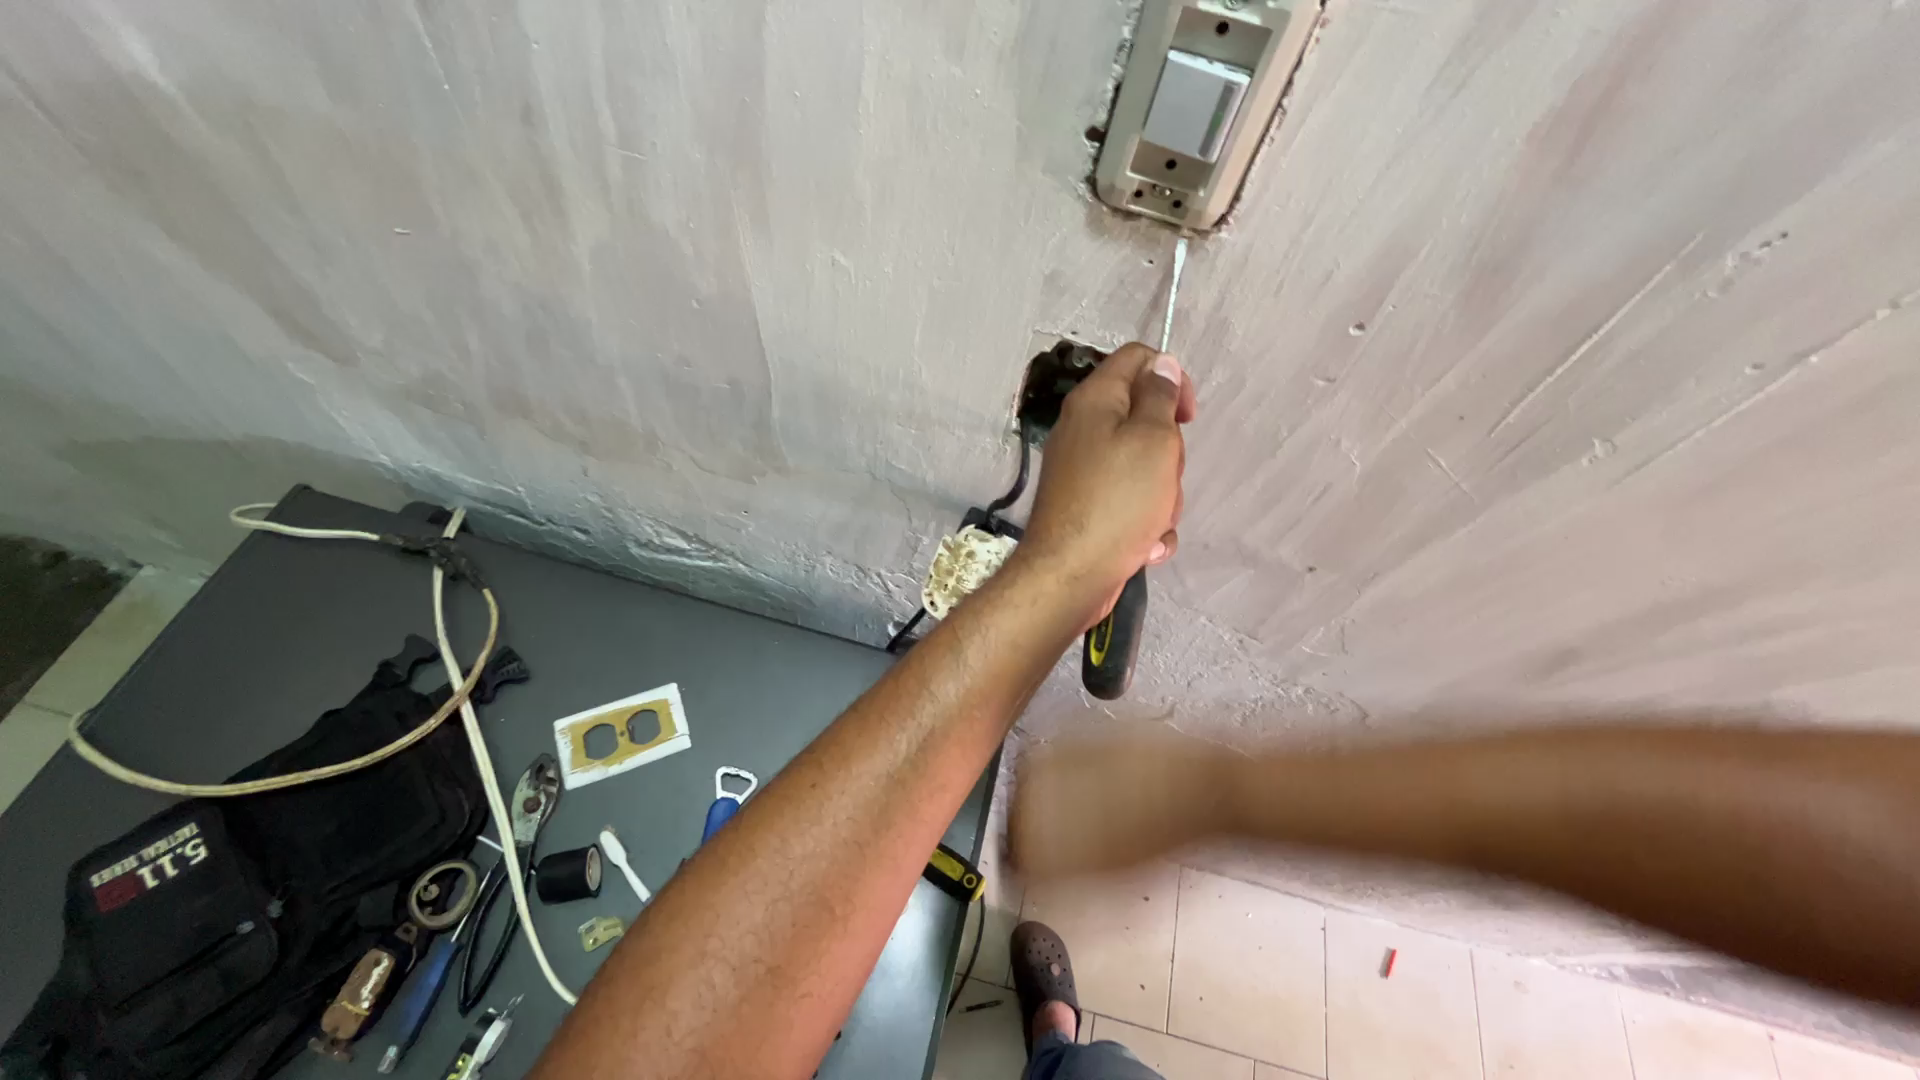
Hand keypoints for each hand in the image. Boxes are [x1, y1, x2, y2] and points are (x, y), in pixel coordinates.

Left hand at [1016, 343, 1196, 629]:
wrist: (1071, 576)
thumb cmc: (1117, 502)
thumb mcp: (1152, 440)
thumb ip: (1160, 398)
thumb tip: (1162, 364)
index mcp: (1094, 401)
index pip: (1137, 359)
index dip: (1171, 377)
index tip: (1186, 416)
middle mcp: (1083, 431)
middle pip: (1145, 420)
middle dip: (1168, 452)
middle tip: (1165, 474)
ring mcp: (1085, 472)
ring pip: (1146, 469)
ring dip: (1162, 497)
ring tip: (1152, 519)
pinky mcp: (1090, 509)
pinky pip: (1133, 505)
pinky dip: (1146, 525)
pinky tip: (1143, 546)